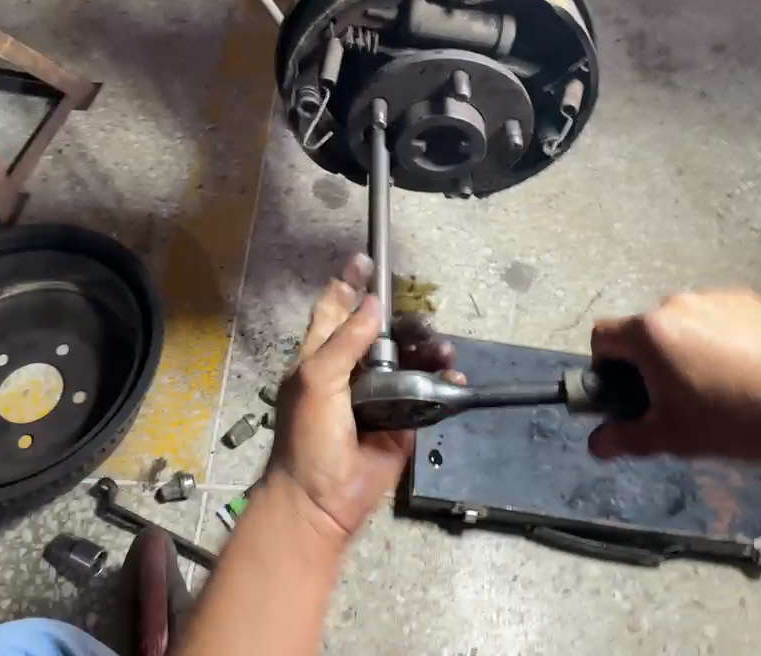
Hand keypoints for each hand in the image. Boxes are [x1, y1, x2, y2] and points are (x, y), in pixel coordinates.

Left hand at [267, 253, 459, 541]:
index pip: (335, 309)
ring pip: (410, 358)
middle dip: (403, 321)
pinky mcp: (404, 419)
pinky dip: (443, 382)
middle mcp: (353, 368)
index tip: (364, 259)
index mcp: (322, 354)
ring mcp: (381, 393)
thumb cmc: (307, 436)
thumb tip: (373, 304)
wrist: (321, 500)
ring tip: (442, 349)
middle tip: (422, 322)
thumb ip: (345, 341)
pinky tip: (453, 376)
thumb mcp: (316, 381)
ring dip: (428, 348)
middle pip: (382, 330)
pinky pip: (427, 392)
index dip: (348, 283)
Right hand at [587, 287, 760, 464]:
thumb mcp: (674, 439)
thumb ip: (627, 439)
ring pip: (684, 325)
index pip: (602, 336)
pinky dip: (722, 342)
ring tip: (721, 391)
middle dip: (651, 363)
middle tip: (677, 402)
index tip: (629, 396)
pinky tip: (750, 376)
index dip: (605, 367)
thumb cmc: (737, 420)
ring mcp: (716, 299)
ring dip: (687, 350)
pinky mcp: (752, 302)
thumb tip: (596, 445)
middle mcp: (676, 304)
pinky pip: (719, 320)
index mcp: (649, 331)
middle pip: (645, 331)